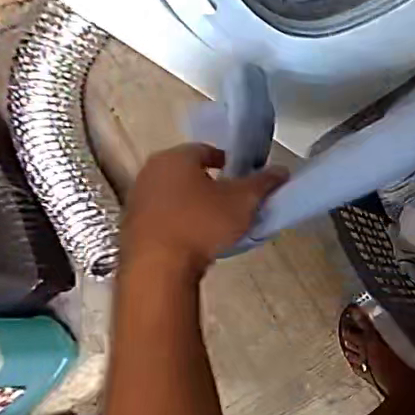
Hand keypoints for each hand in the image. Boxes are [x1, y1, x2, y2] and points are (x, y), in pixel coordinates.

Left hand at [121, 144, 286, 276]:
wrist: (159, 264)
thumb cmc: (203, 223)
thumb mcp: (243, 201)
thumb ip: (263, 183)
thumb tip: (281, 170)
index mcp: (176, 158)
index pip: (206, 150)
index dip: (228, 161)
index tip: (242, 177)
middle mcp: (151, 170)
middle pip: (187, 171)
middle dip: (211, 182)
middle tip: (232, 198)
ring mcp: (138, 197)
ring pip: (174, 192)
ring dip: (194, 202)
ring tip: (216, 221)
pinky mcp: (133, 223)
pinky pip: (164, 214)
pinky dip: (180, 219)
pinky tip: (196, 237)